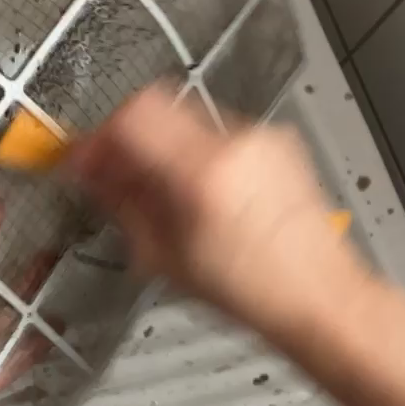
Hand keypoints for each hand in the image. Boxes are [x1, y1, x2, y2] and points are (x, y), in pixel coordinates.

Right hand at [64, 86, 371, 340]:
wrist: (321, 298)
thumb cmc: (253, 291)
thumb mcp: (165, 257)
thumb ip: (123, 205)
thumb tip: (92, 174)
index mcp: (204, 173)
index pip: (132, 117)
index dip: (97, 137)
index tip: (83, 159)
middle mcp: (235, 143)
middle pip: (154, 107)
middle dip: (123, 138)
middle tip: (108, 172)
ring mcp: (260, 139)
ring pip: (182, 118)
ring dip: (154, 145)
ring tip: (149, 190)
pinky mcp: (274, 144)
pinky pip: (213, 132)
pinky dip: (187, 152)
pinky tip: (186, 191)